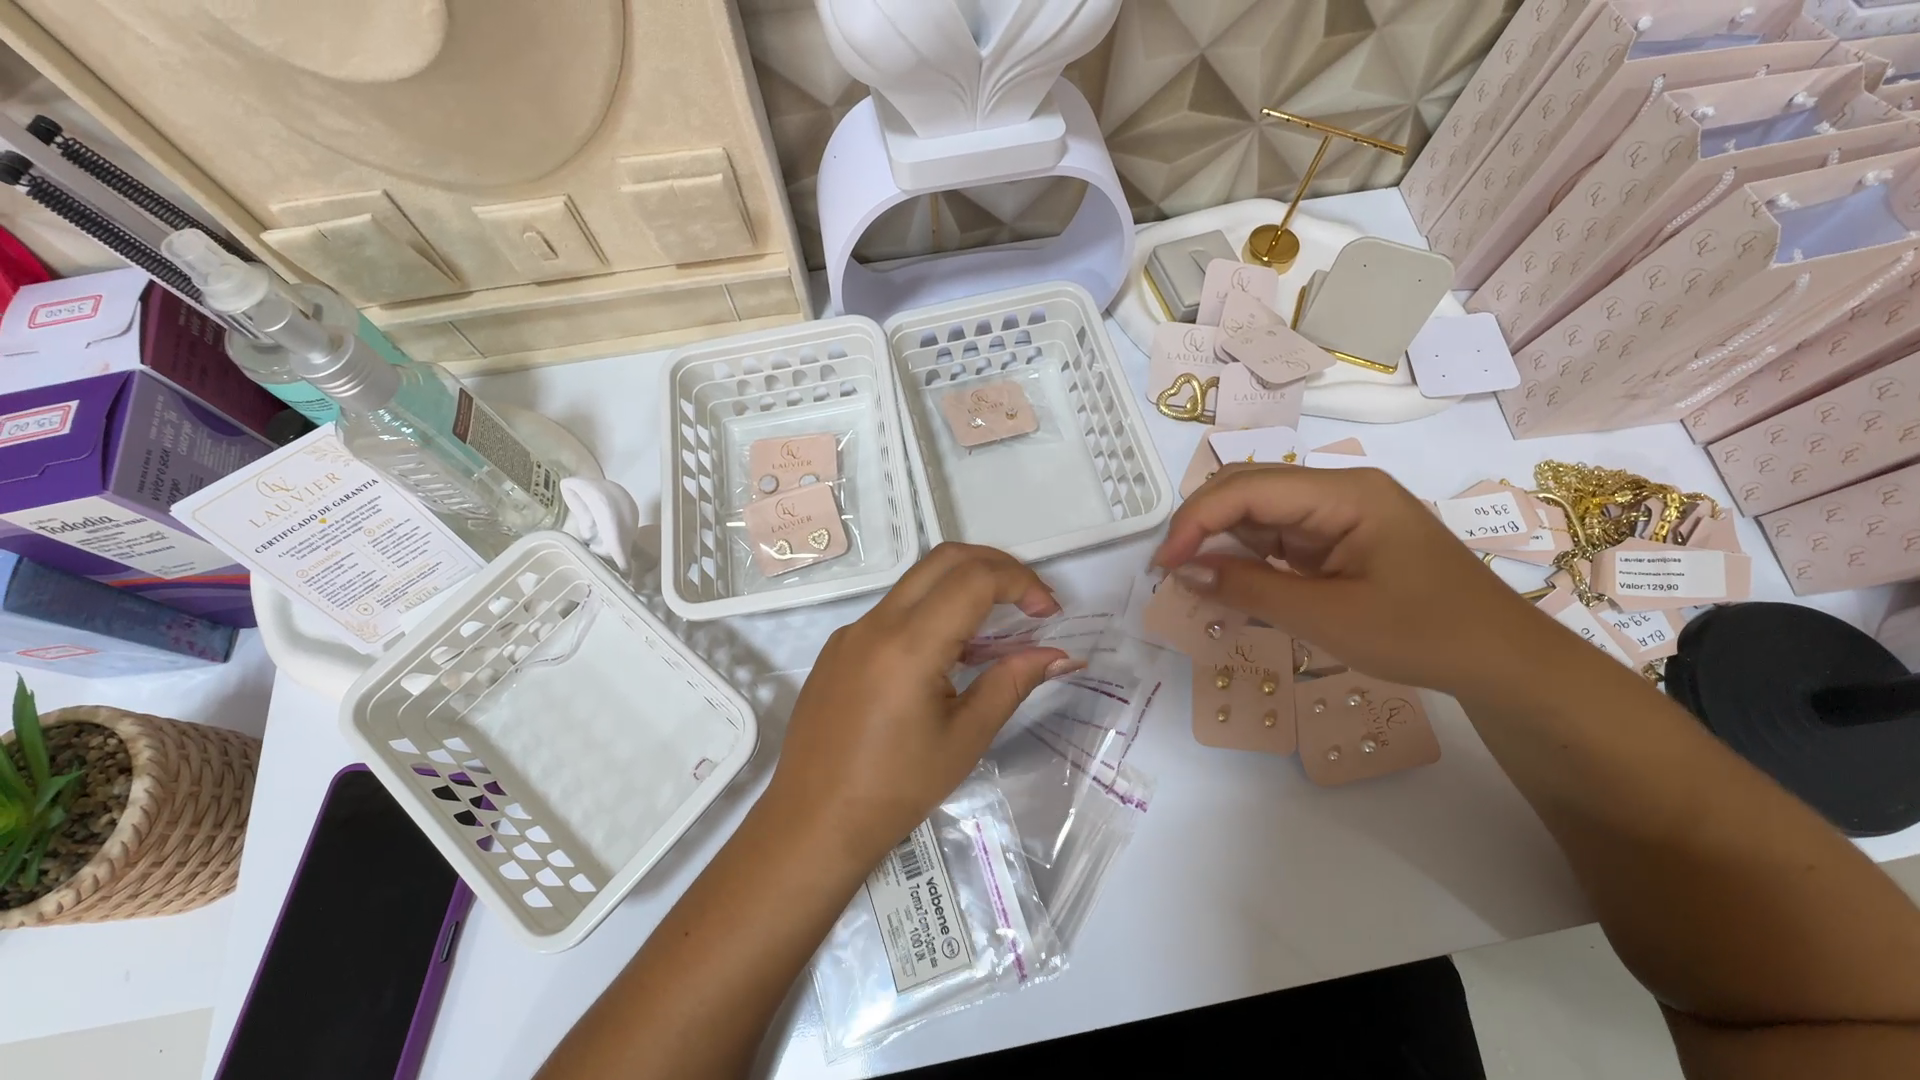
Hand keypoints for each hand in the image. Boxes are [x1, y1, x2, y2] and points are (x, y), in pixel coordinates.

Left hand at [765, 543, 1073, 867]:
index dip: (1022, 584)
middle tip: (1030, 601)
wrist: (814, 822)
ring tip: (996, 634)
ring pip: (917, 582)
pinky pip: (892, 611)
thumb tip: (1059, 655)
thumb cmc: (896, 789)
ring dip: (963, 588)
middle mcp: (875, 624)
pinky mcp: (839, 649)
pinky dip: (931, 613)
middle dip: (997, 566)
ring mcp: (851, 633)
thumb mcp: (966, 737)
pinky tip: (947, 659)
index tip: (1049, 614)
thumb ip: (1012, 682)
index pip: (975, 578)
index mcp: (909, 645)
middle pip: (945, 559)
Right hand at [1152, 464, 1577, 695]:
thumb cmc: (1423, 635)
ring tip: (1194, 579)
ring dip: (1224, 542)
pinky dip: (1251, 560)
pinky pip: (1282, 539)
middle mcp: (1342, 491)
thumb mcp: (1329, 618)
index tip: (1163, 564)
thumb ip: (1250, 590)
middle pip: (1252, 490)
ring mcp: (1343, 515)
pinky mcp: (1343, 541)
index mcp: (1346, 493)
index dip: (1196, 519)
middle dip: (1204, 524)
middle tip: (1171, 571)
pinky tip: (1232, 582)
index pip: (1249, 488)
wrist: (1503, 662)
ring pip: (1262, 513)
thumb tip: (1182, 571)